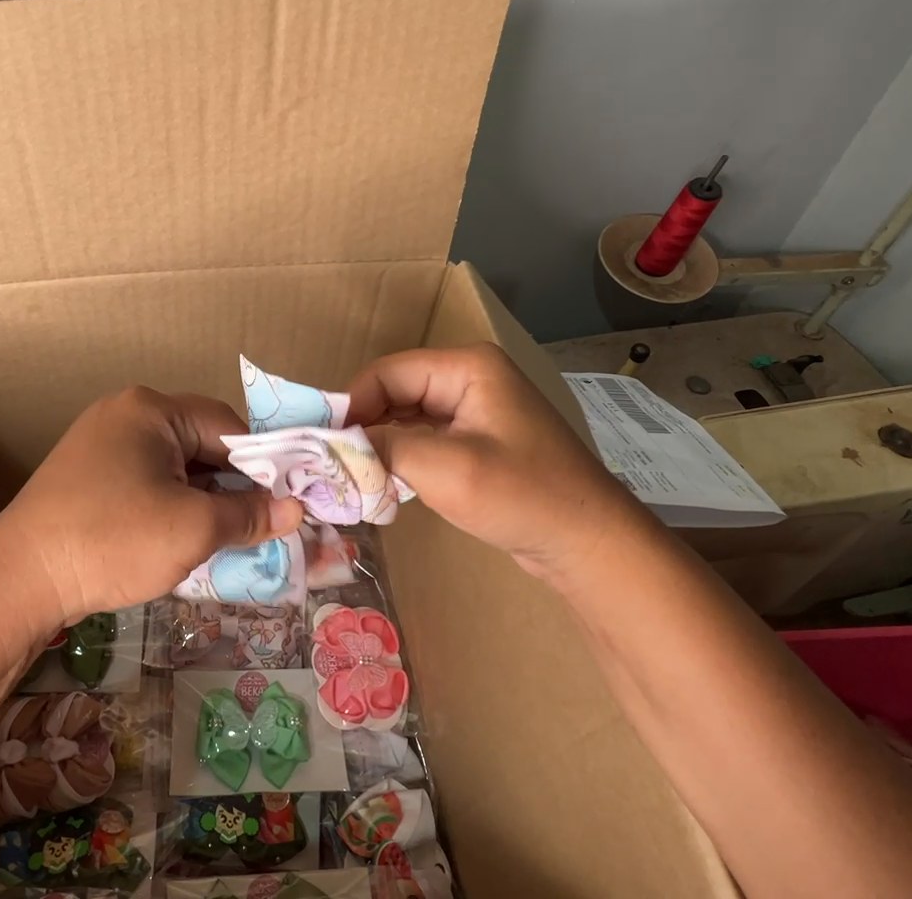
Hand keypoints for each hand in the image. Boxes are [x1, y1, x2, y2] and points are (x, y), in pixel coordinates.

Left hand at [0, 387, 304, 627]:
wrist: (19, 580)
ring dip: (205, 500)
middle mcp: (124, 415)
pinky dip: (173, 507)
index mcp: (150, 409)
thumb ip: (248, 515)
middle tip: (264, 525)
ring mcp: (100, 446)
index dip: (264, 465)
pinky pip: (147, 483)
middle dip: (234, 486)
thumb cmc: (111, 540)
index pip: (227, 426)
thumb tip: (294, 511)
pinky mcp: (87, 478)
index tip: (290, 501)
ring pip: (175, 467)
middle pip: (200, 444)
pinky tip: (188, 539)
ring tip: (231, 538)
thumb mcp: (192, 529)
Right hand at [345, 343, 655, 574]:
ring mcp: (475, 411)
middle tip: (334, 467)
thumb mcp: (445, 469)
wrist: (588, 543)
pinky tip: (385, 486)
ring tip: (354, 479)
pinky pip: (423, 440)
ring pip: (405, 418)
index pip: (385, 373)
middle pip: (393, 393)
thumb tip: (332, 443)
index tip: (322, 446)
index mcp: (466, 367)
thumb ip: (383, 447)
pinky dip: (400, 460)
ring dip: (379, 447)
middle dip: (362, 428)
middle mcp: (469, 378)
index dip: (350, 406)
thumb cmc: (522, 496)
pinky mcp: (477, 441)